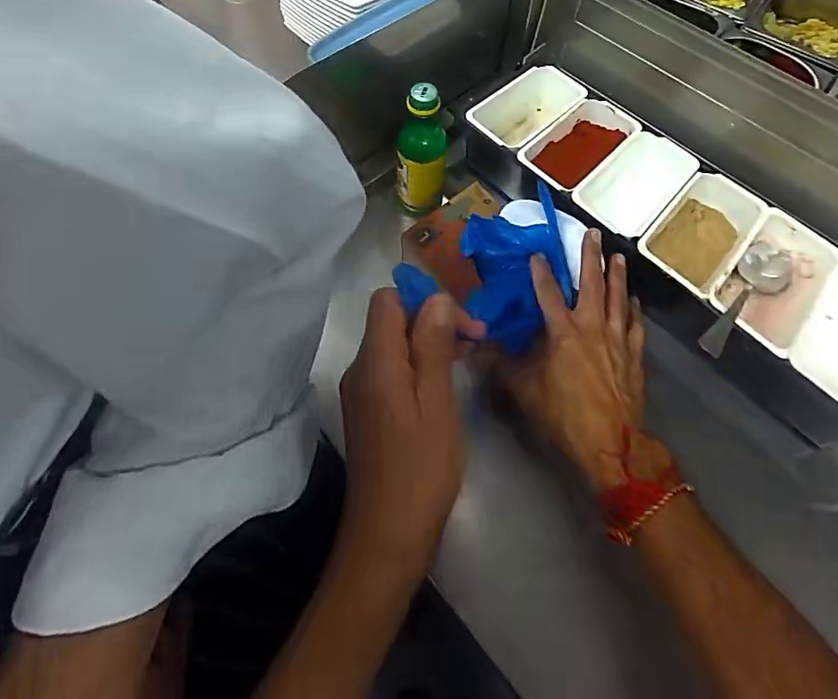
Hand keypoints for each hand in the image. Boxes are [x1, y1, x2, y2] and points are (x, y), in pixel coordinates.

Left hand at [336, 290, 480, 581]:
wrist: (387, 537)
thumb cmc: (420, 470)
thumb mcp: (437, 403)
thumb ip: (434, 347)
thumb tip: (438, 298)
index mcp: (375, 364)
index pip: (387, 301)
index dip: (425, 299)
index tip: (463, 322)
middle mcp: (360, 371)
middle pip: (392, 320)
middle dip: (434, 319)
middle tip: (476, 340)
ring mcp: (363, 393)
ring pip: (395, 344)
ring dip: (431, 341)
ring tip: (469, 357)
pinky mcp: (371, 411)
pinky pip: (395, 369)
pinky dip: (421, 364)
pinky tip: (447, 381)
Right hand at [500, 229, 659, 491]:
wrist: (611, 441)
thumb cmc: (565, 416)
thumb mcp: (525, 391)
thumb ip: (504, 367)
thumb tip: (479, 349)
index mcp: (564, 332)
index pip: (549, 294)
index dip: (542, 272)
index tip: (538, 253)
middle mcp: (593, 327)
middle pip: (592, 284)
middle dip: (590, 257)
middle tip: (592, 234)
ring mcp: (618, 338)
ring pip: (619, 297)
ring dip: (618, 275)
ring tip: (618, 256)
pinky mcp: (634, 354)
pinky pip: (636, 324)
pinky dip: (634, 310)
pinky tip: (634, 301)